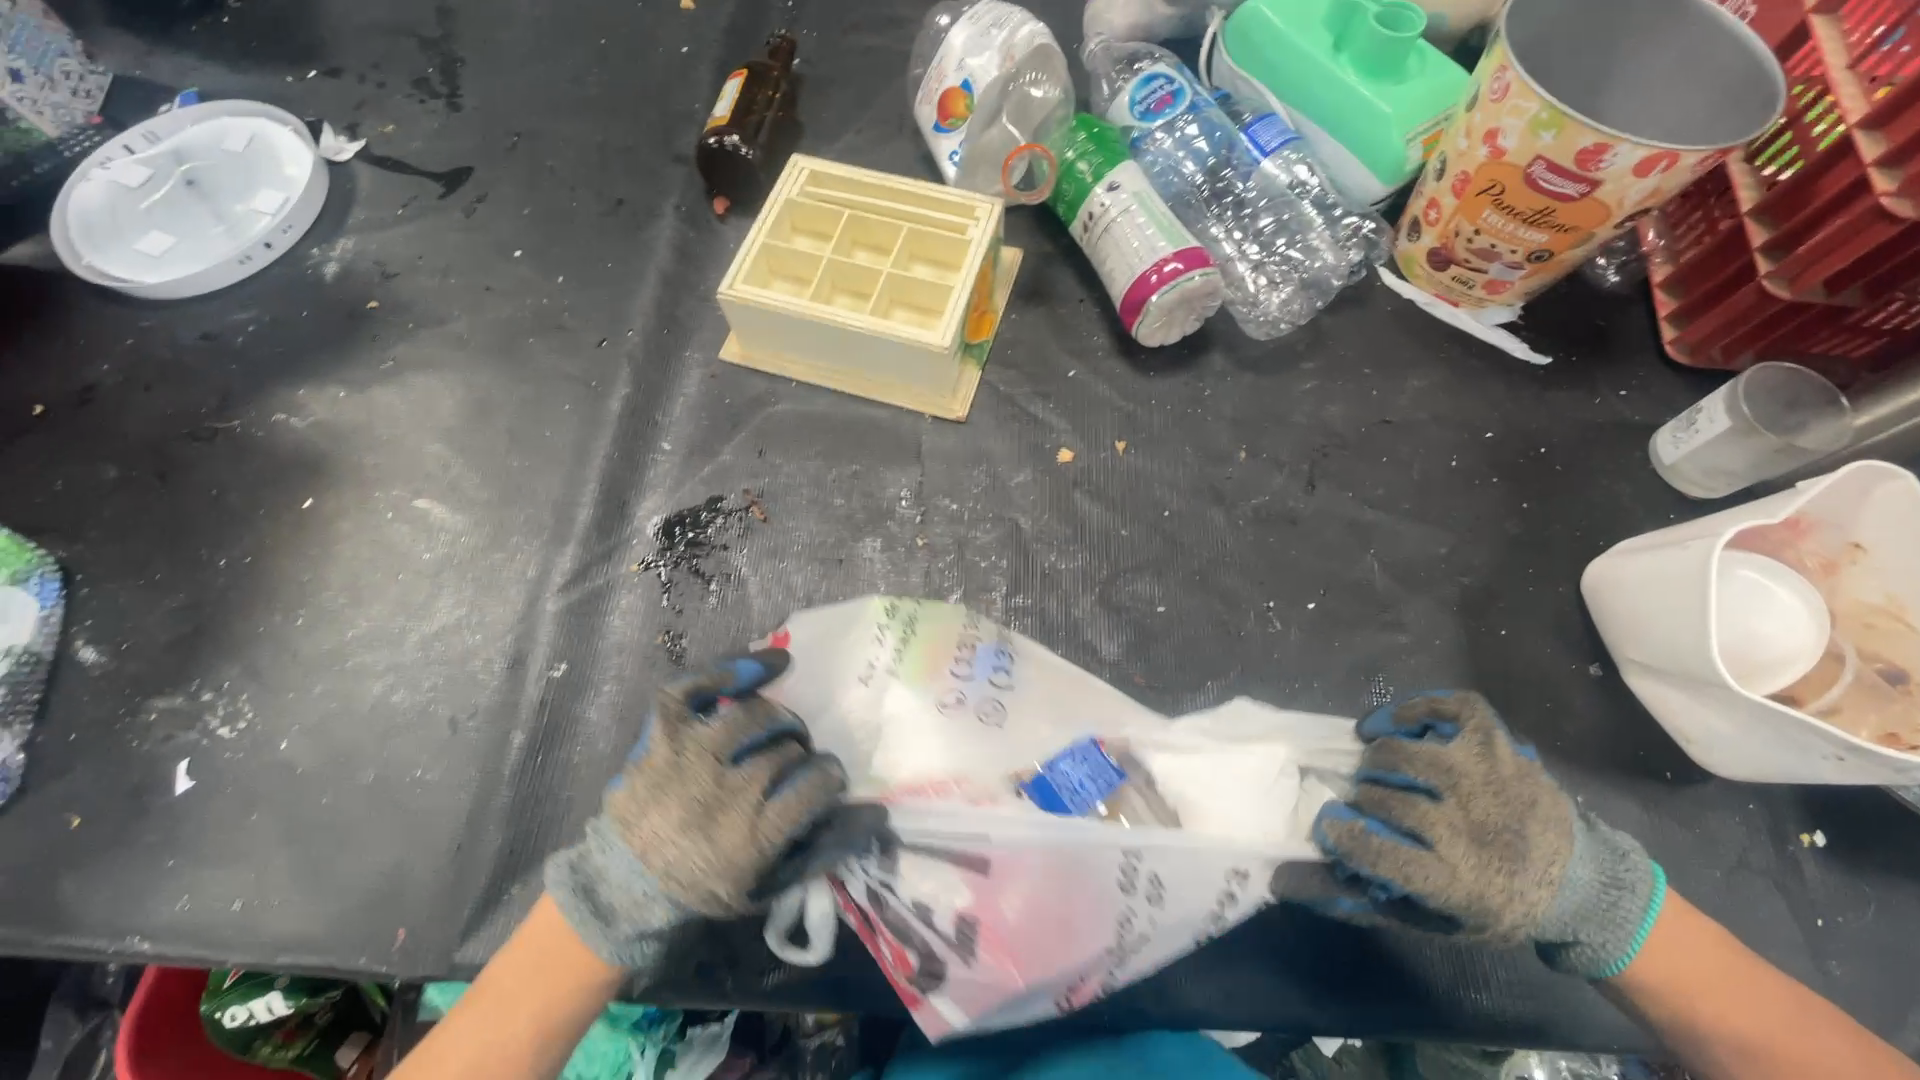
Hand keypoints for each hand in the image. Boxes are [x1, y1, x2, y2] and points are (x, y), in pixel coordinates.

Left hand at [545, 649, 883, 968]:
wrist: (624, 886)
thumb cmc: (702, 887)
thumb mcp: (767, 887)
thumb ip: (822, 852)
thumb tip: (875, 817)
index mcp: (755, 833)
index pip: (817, 784)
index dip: (830, 777)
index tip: (828, 780)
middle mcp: (726, 790)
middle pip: (787, 750)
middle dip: (801, 753)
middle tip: (796, 762)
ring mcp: (690, 758)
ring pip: (754, 715)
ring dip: (777, 718)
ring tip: (779, 728)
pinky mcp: (662, 737)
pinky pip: (692, 689)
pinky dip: (727, 670)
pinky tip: (768, 666)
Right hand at [1306, 691, 1666, 979]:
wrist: (1582, 887)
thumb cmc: (1499, 906)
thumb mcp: (1440, 922)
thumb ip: (1372, 901)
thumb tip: (1296, 878)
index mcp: (1454, 879)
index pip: (1376, 849)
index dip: (1340, 833)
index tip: (1328, 825)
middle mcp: (1468, 825)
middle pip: (1384, 798)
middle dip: (1361, 799)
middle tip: (1362, 802)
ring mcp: (1486, 779)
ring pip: (1404, 754)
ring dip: (1378, 759)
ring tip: (1375, 764)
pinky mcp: (1500, 749)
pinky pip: (1454, 708)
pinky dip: (1418, 707)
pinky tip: (1395, 721)